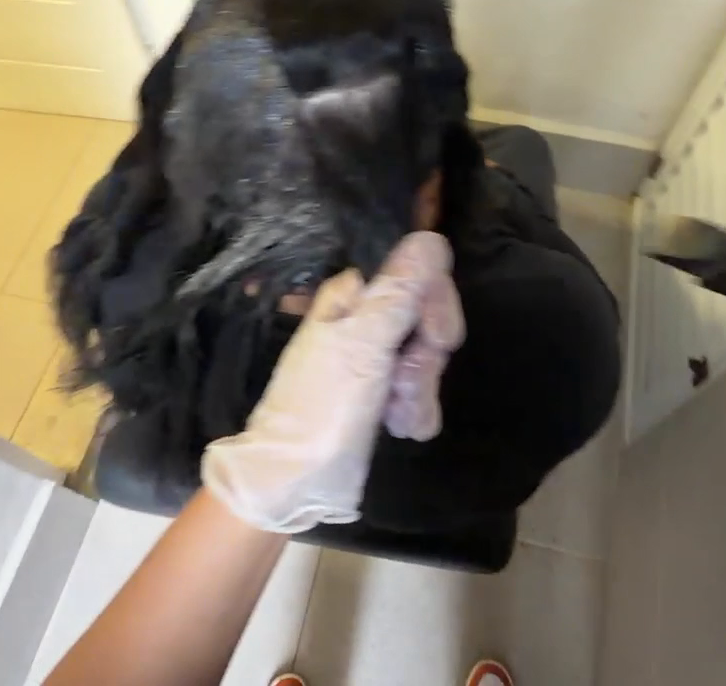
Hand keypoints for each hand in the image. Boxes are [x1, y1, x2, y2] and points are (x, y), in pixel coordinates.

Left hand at [201, 231, 464, 532]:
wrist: (291, 484)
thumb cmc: (323, 409)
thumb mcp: (364, 346)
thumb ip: (399, 292)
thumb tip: (431, 240)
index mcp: (352, 296)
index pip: (416, 273)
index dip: (434, 304)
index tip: (433, 338)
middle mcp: (362, 319)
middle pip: (426, 316)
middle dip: (425, 357)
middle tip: (404, 384)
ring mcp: (370, 356)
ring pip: (425, 355)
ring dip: (420, 389)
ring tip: (396, 416)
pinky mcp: (378, 390)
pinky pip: (416, 386)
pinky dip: (414, 408)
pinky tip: (401, 427)